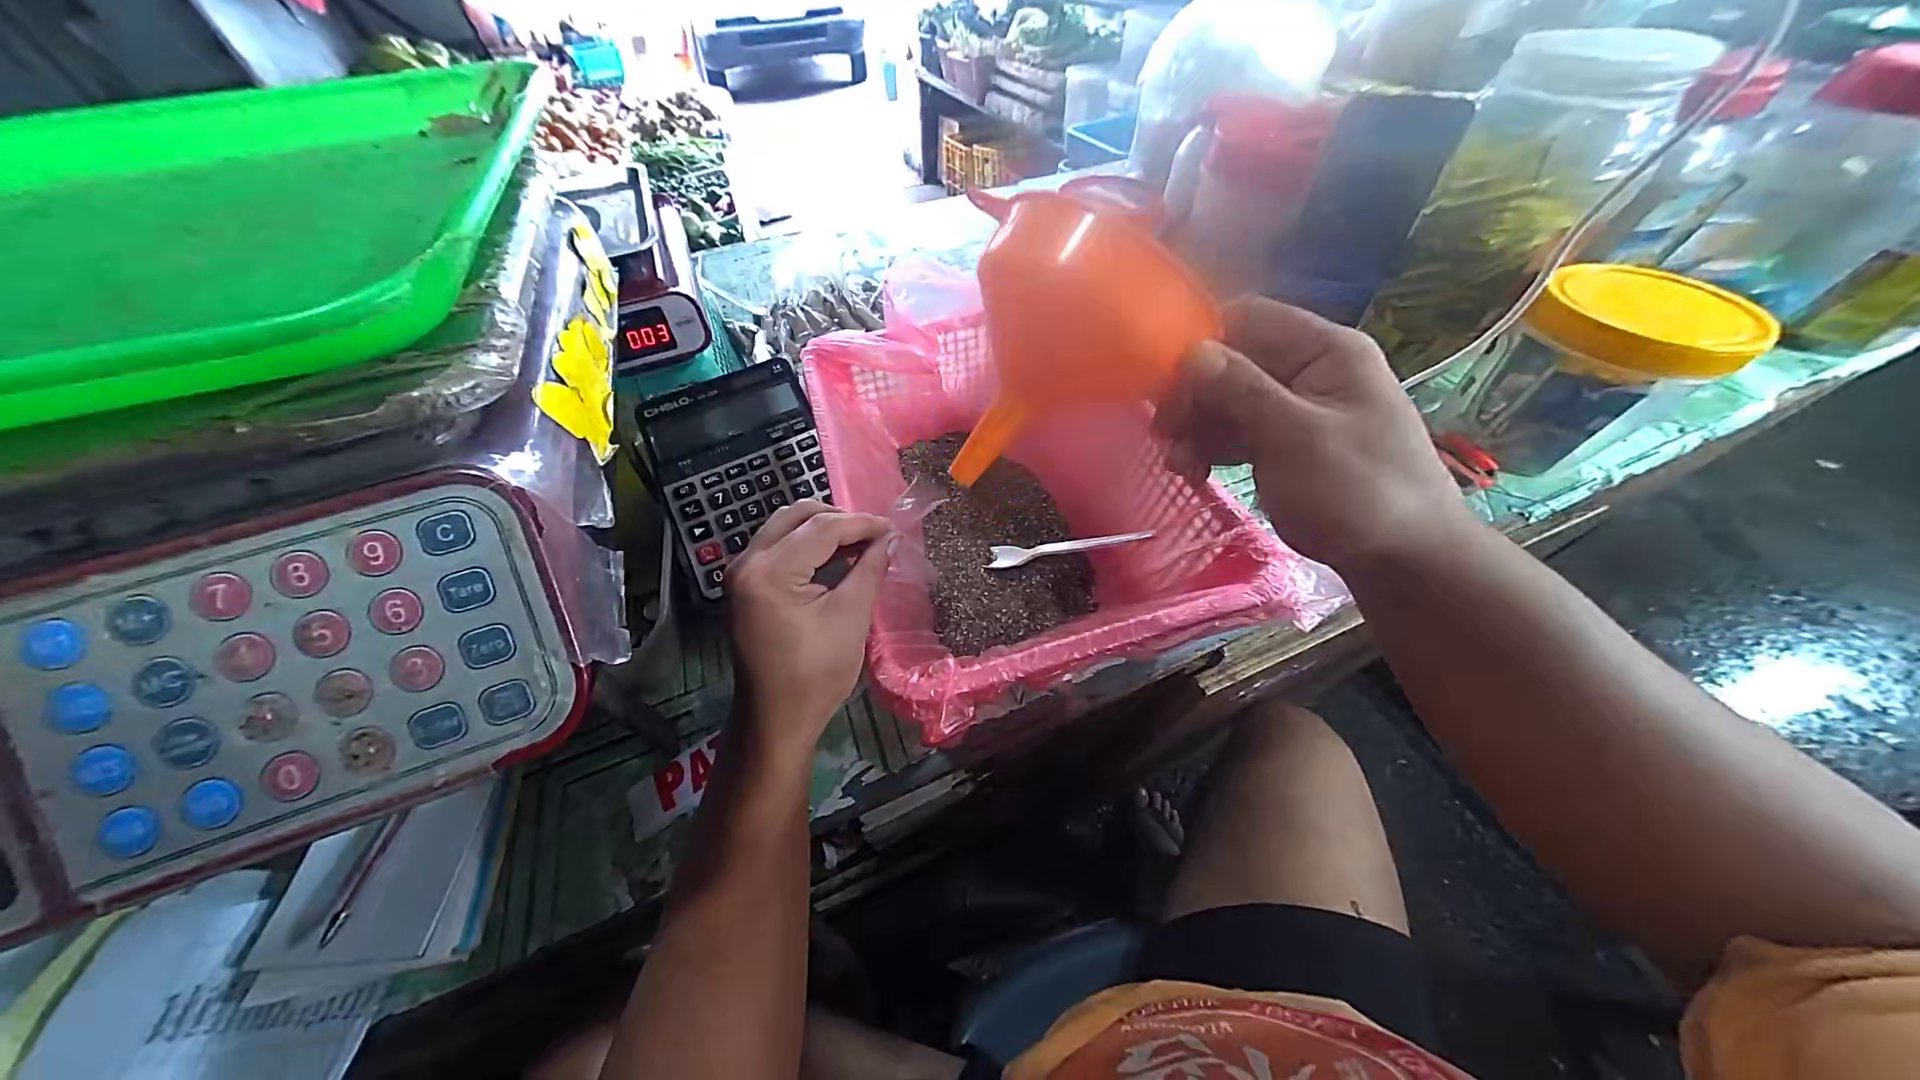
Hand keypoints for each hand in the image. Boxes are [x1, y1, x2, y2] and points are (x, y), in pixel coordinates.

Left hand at [725, 500, 893, 761]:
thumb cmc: (815, 675)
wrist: (775, 718)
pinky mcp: (743, 585)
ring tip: (860, 544)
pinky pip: (777, 547)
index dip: (862, 524)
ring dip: (822, 529)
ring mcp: (740, 573)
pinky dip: (806, 545)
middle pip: (797, 515)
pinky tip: (835, 558)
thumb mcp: (850, 619)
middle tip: (874, 535)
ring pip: (784, 527)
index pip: (822, 528)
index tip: (893, 529)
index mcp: (770, 572)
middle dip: (839, 519)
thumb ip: (869, 570)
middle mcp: (747, 563)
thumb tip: (888, 539)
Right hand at [1153, 296, 1473, 570]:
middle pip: (1231, 363)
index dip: (1200, 342)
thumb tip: (1190, 351)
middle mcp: (1308, 371)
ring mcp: (1296, 409)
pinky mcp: (1285, 444)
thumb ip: (1240, 390)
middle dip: (1193, 397)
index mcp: (1323, 351)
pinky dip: (1211, 448)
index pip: (1248, 319)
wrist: (1404, 559)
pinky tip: (1195, 472)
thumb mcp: (1294, 437)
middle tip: (1167, 437)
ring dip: (1196, 428)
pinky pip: (1237, 432)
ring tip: (1180, 466)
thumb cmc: (1357, 491)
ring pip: (1227, 401)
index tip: (1163, 385)